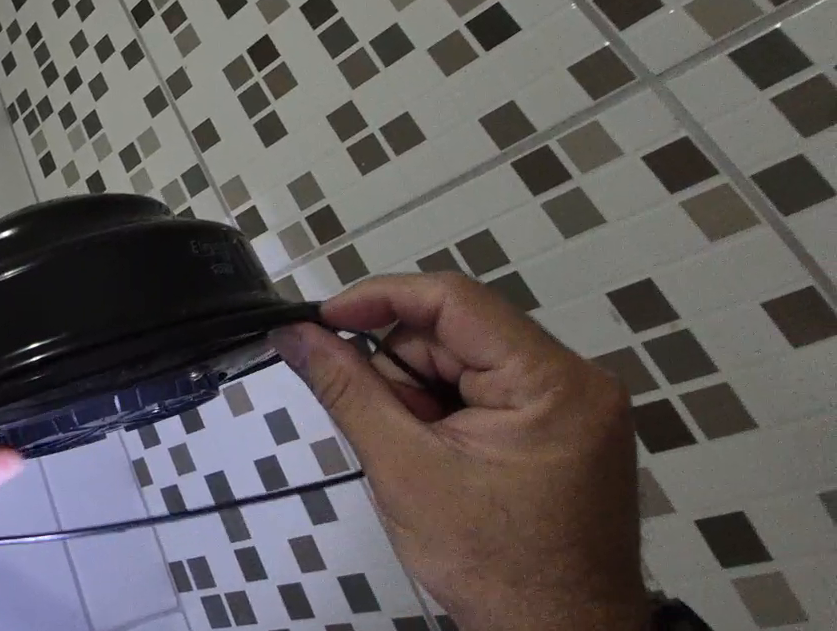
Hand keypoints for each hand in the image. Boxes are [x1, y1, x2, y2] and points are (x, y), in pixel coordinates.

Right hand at [269, 272, 649, 630]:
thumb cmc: (490, 562)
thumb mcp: (401, 466)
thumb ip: (343, 386)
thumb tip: (289, 331)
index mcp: (553, 383)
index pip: (451, 300)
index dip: (377, 298)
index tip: (320, 323)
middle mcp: (571, 379)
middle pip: (447, 331)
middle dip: (398, 371)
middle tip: (390, 431)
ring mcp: (565, 403)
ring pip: (450, 357)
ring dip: (413, 393)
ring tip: (418, 454)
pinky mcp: (551, 424)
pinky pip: (469, 385)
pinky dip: (433, 409)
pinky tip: (436, 453)